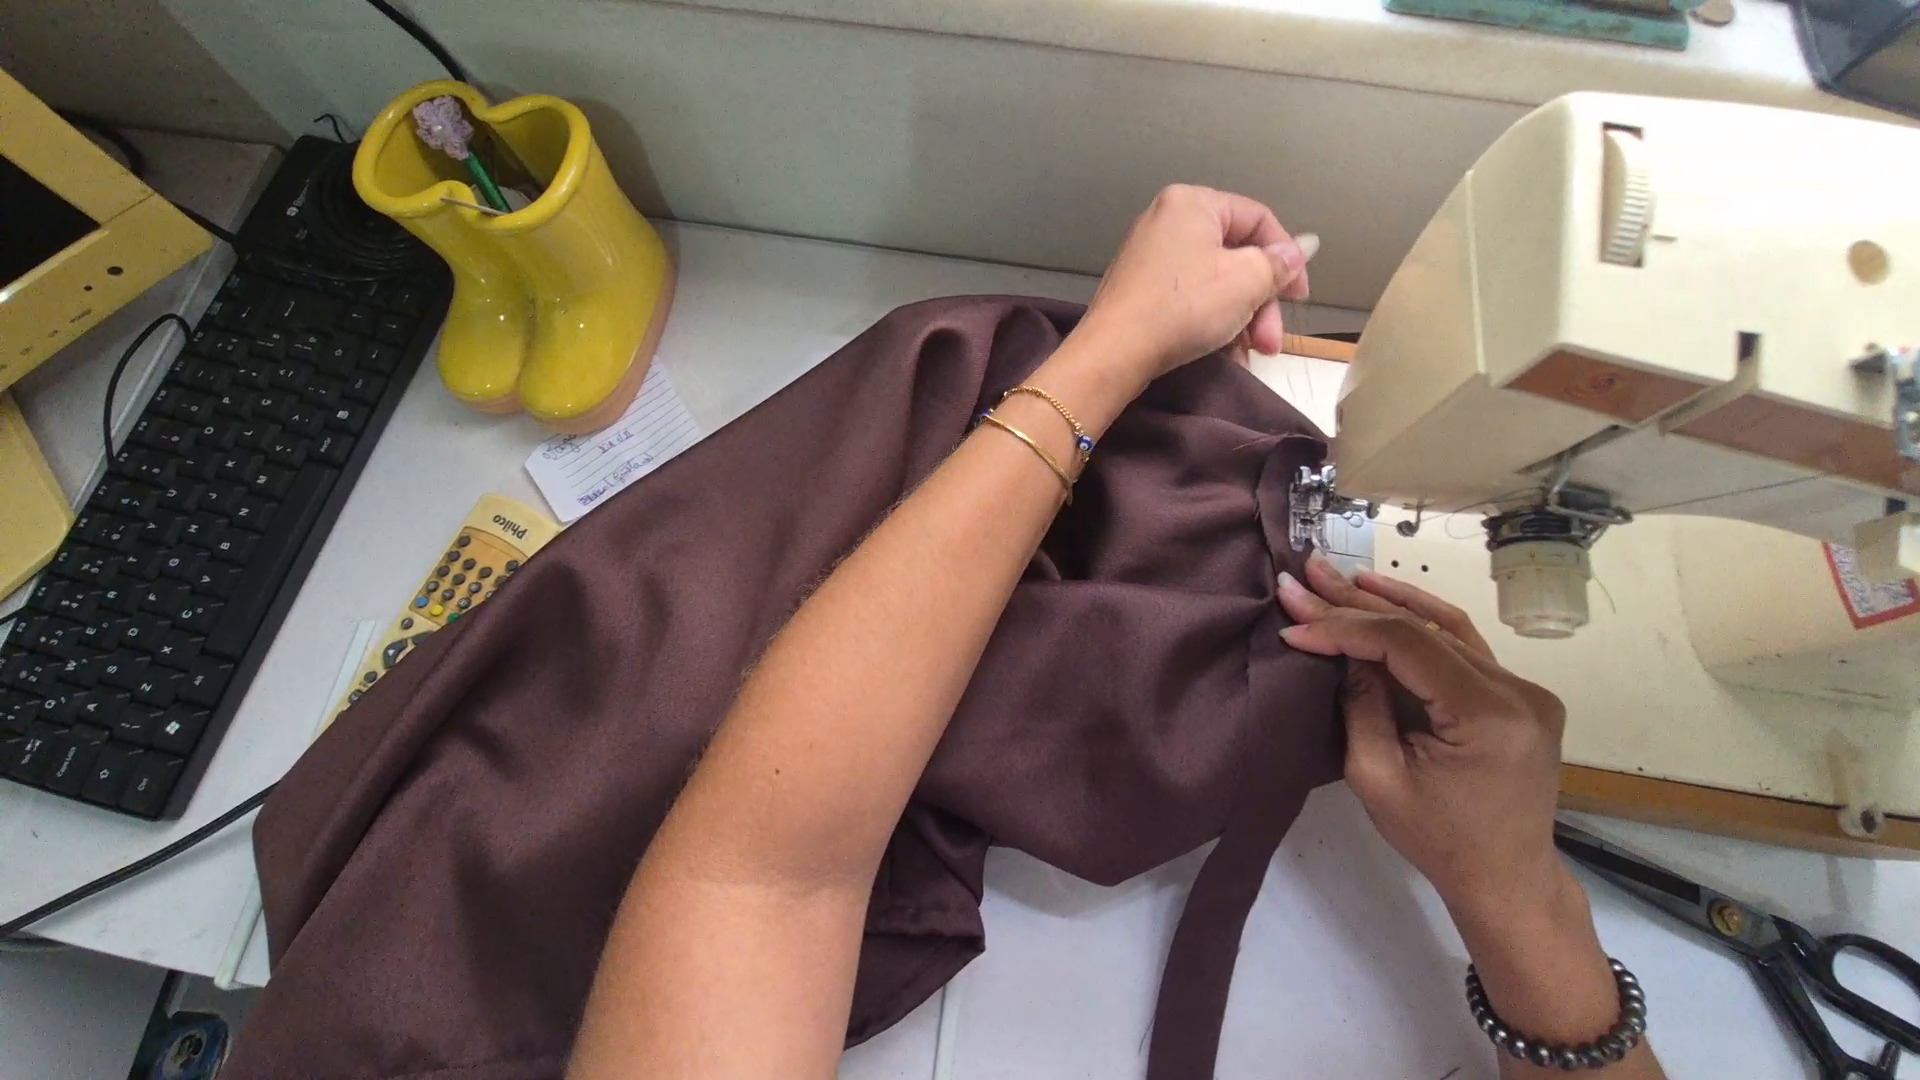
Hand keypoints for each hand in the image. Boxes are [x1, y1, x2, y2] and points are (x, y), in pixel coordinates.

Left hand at [1072, 185, 1313, 385]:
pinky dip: (1211, 325)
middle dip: (1261, 304)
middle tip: (1272, 344)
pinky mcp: (1139, 294)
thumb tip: (1302, 248)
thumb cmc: (1182, 308)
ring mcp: (1149, 260)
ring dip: (1241, 321)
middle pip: (1235, 257)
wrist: (1113, 355)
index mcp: (1192, 203)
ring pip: (1214, 285)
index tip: (1300, 298)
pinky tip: (1227, 356)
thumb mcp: (1245, 282)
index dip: (1288, 257)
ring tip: (1252, 355)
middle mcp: (1167, 222)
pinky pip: (1188, 302)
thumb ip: (1279, 263)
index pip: (1258, 219)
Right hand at [1277, 554, 1566, 925]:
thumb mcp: (1377, 776)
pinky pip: (1460, 642)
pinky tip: (1384, 591)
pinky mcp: (1515, 692)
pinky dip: (1418, 616)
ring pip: (1443, 625)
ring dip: (1384, 597)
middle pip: (1422, 628)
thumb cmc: (1436, 838)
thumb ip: (1361, 703)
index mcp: (1487, 716)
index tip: (1292, 626)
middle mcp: (1517, 690)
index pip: (1405, 645)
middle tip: (1303, 572)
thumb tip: (1342, 650)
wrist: (1507, 879)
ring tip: (1337, 573)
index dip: (1343, 628)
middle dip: (1352, 602)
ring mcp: (1523, 688)